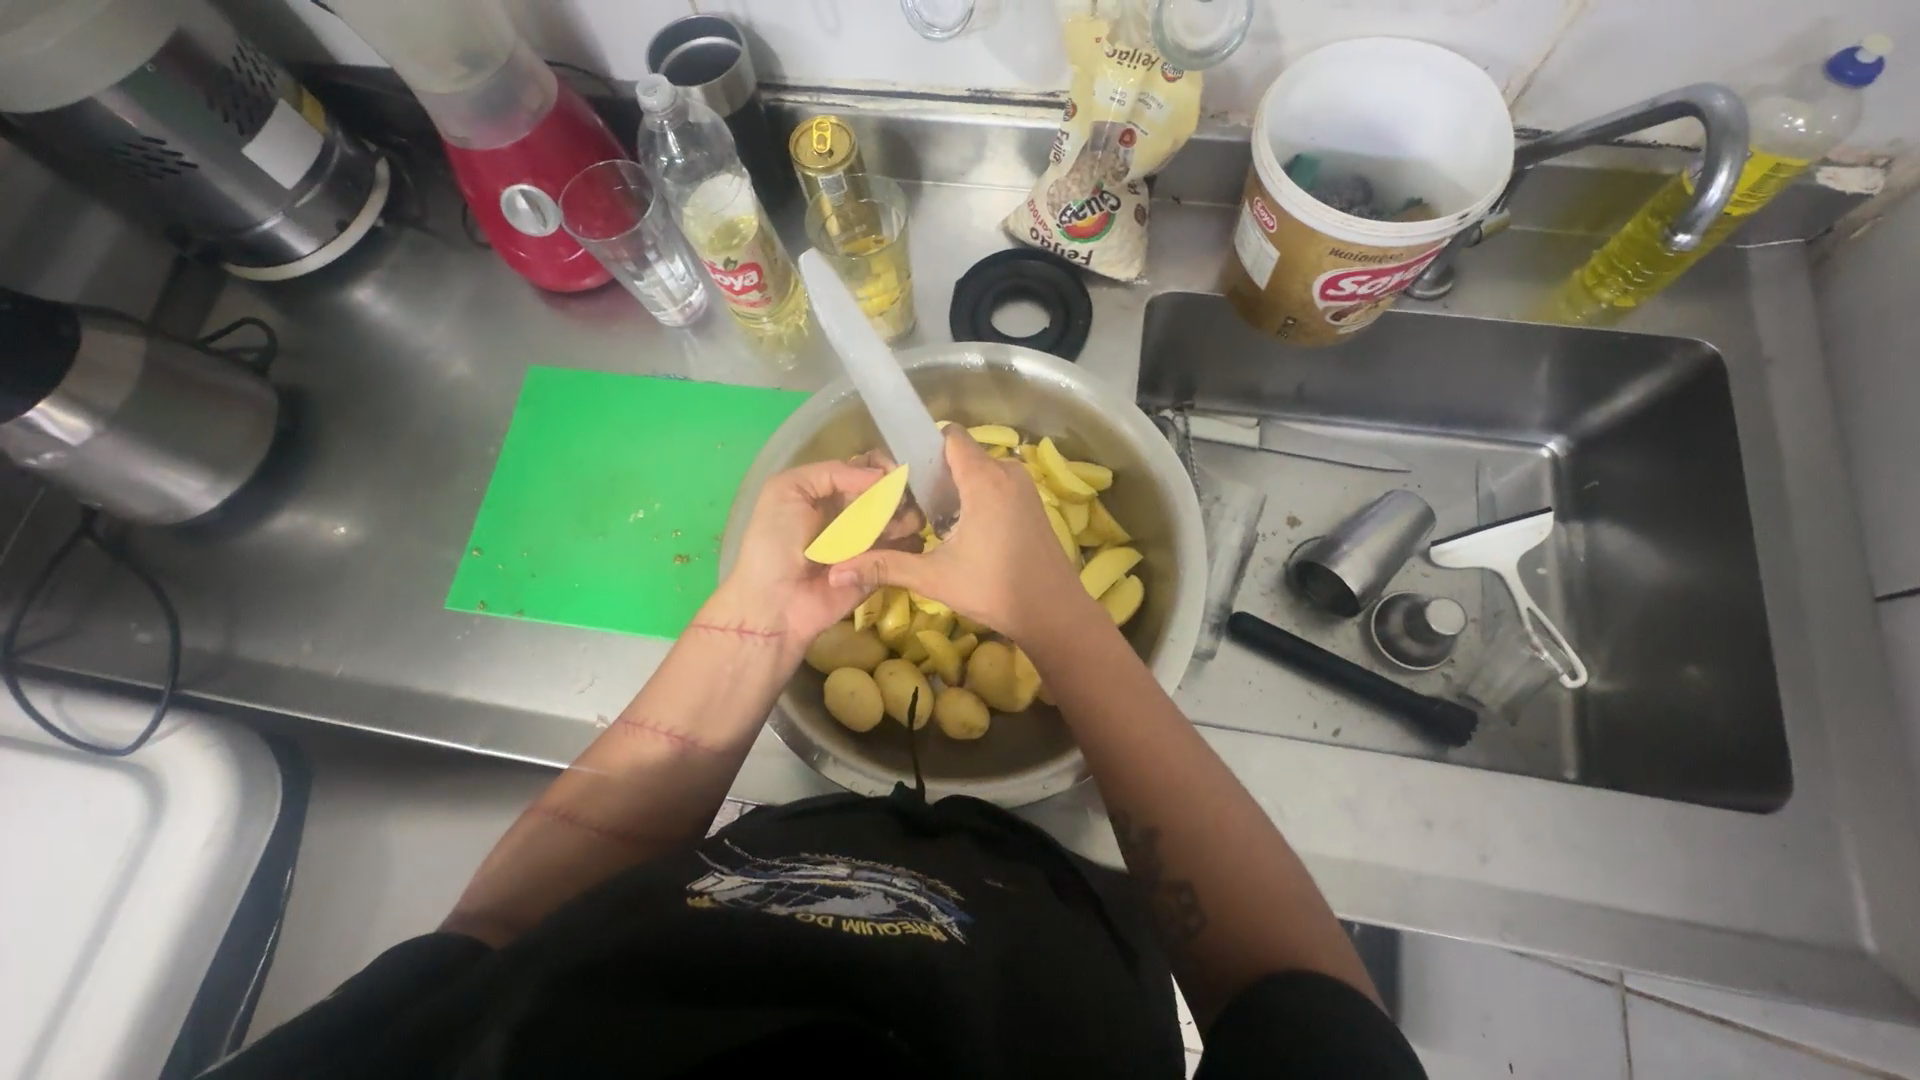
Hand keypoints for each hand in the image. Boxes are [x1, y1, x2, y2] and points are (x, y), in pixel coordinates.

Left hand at [716, 457, 918, 644]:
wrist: (776, 602)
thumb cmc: (774, 542)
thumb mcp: (787, 490)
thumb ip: (831, 472)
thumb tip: (881, 475)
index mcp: (832, 491)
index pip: (869, 468)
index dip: (884, 467)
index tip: (891, 472)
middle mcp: (856, 513)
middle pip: (892, 492)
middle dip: (897, 493)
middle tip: (892, 502)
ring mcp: (872, 541)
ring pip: (905, 518)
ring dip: (901, 517)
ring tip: (886, 529)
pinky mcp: (884, 568)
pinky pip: (908, 550)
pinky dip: (907, 544)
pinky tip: (894, 546)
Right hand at [827, 428, 1098, 643]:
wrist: (1054, 613)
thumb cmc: (995, 590)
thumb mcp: (935, 578)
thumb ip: (885, 566)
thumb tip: (836, 570)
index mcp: (984, 479)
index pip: (949, 437)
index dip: (922, 448)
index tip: (902, 474)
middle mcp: (1007, 472)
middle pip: (962, 455)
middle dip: (935, 474)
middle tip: (910, 505)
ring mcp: (1024, 487)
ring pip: (980, 471)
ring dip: (957, 488)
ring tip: (932, 521)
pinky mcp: (1032, 504)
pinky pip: (997, 485)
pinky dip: (977, 497)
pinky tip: (962, 531)